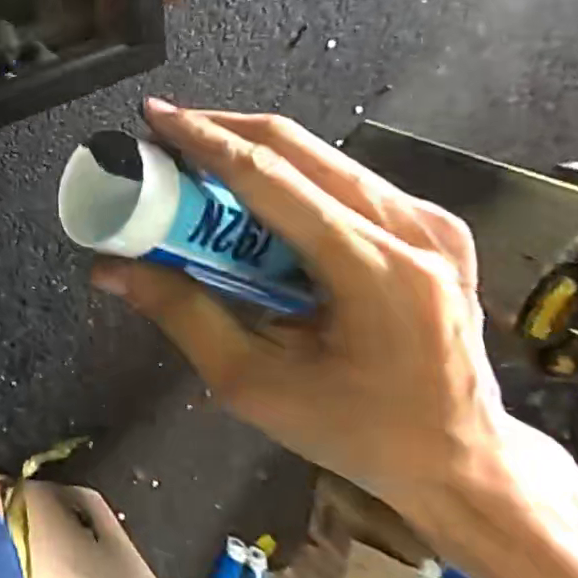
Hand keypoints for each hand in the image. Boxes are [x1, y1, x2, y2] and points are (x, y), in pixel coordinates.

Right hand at [94, 100, 577, 577]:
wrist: (469, 462)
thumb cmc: (360, 432)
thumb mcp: (254, 384)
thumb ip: (180, 312)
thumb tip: (108, 268)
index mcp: (378, 274)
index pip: (270, 179)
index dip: (203, 140)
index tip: (153, 116)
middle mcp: (414, 230)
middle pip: (295, 146)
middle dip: (219, 130)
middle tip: (163, 134)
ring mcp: (430, 221)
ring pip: (317, 152)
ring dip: (246, 145)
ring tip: (193, 156)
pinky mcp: (430, 223)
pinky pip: (338, 173)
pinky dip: (282, 168)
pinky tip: (246, 185)